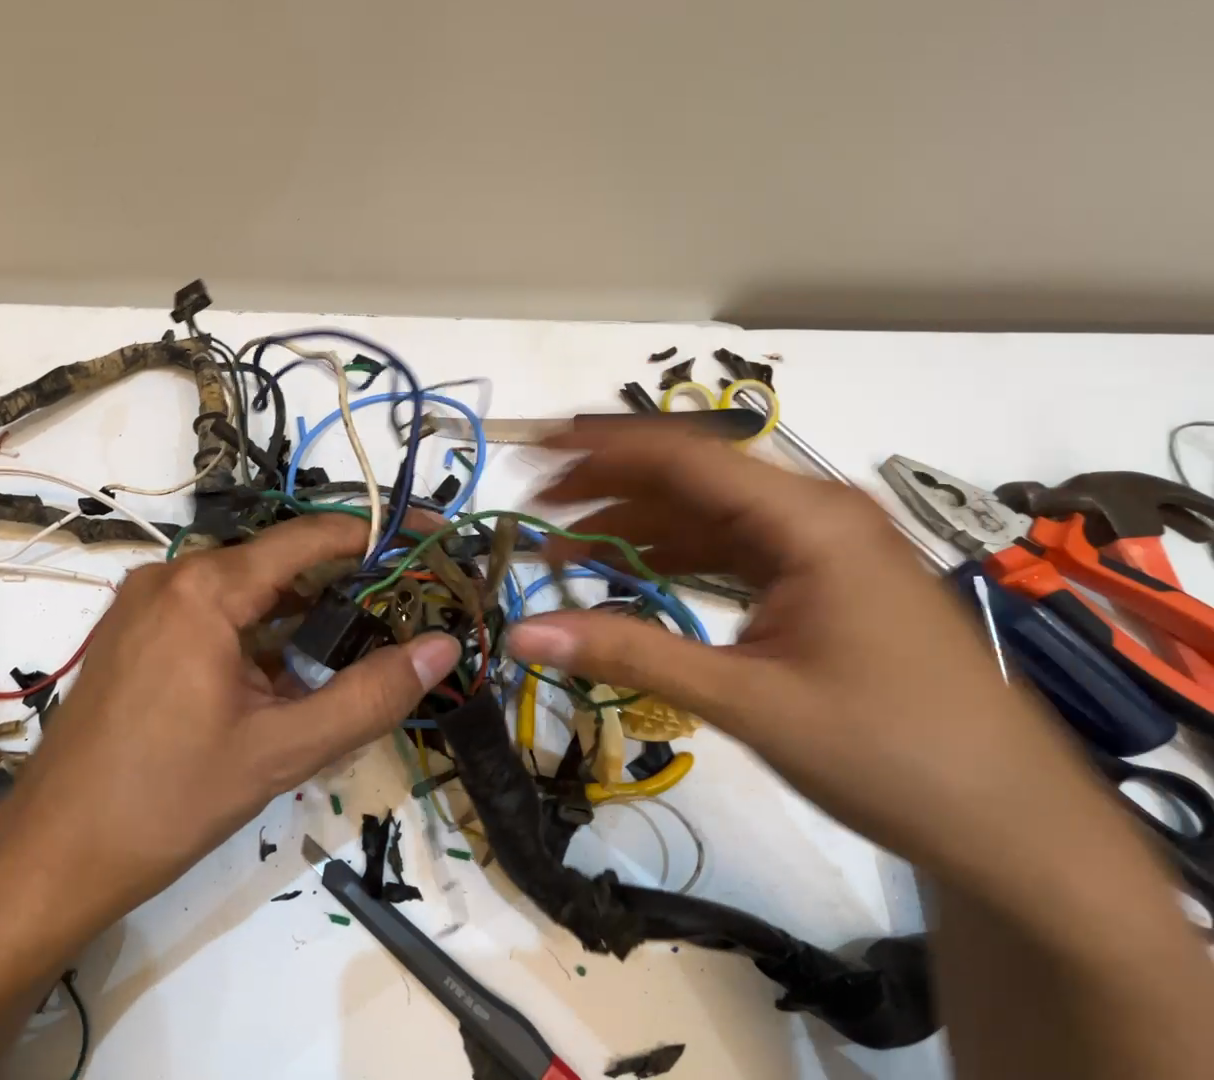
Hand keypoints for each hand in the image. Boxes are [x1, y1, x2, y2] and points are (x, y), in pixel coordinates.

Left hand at [0, 512, 459, 935]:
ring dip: (296, 619)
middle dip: (339, 587)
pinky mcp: (129, 636)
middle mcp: (167, 578)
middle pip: (274, 565)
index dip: (373, 535)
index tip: (429, 541)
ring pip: (240, 594)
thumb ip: (367, 696)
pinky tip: (284, 679)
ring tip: (355, 652)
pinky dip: (253, 638)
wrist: (55, 851)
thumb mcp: (280, 751)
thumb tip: (442, 648)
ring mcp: (141, 606)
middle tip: (402, 616)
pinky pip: (206, 617)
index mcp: (203, 589)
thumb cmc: (167, 801)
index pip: (307, 539)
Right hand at [505, 427, 1136, 895]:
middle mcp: (817, 517)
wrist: (1011, 824)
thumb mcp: (747, 701)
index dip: (603, 449)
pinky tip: (630, 579)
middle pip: (692, 481)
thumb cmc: (890, 753)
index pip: (685, 458)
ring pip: (708, 518)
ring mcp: (824, 551)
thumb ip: (631, 656)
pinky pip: (732, 554)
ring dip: (635, 529)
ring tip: (562, 553)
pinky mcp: (824, 586)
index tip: (534, 452)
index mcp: (809, 522)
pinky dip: (674, 561)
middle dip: (608, 490)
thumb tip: (520, 634)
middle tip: (534, 511)